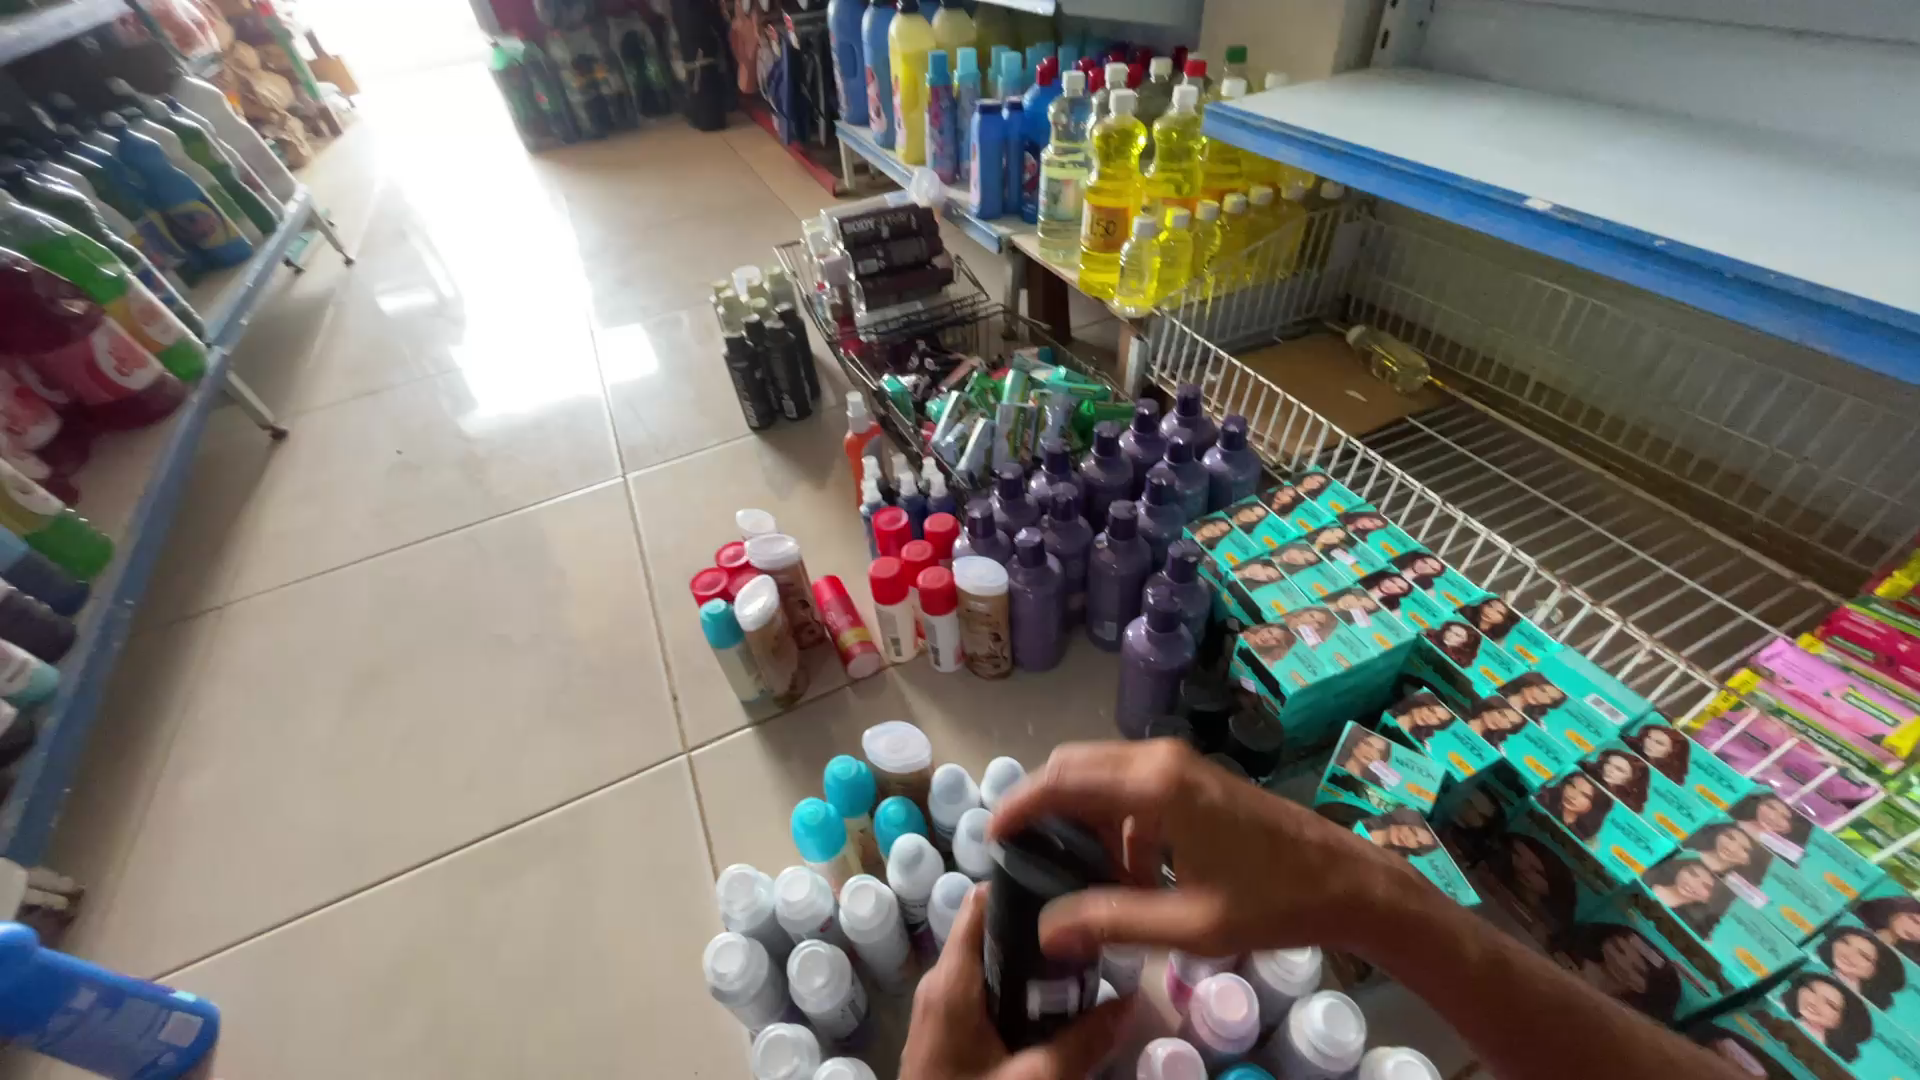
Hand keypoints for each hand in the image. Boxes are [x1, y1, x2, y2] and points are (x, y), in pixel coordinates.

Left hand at [898, 884, 1127, 1078]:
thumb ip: (1083, 1042)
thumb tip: (1129, 1001)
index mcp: (952, 979)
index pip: (979, 901)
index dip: (1019, 887)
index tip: (1063, 886)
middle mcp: (939, 981)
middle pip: (986, 929)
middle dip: (1032, 926)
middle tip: (1083, 929)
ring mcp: (938, 1005)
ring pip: (984, 959)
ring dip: (1024, 958)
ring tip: (1075, 959)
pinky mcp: (943, 1027)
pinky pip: (978, 987)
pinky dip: (1010, 984)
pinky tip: (1048, 1000)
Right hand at [990, 739, 1431, 960]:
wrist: (1346, 879)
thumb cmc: (1270, 900)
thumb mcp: (1188, 924)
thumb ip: (1111, 921)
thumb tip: (1046, 930)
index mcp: (1154, 785)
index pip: (1062, 780)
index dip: (1020, 804)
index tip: (991, 836)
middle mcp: (1157, 758)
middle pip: (1074, 766)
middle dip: (1043, 806)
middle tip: (1024, 855)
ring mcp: (1175, 762)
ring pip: (1100, 774)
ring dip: (1082, 817)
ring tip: (1080, 875)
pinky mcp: (1187, 774)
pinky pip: (1128, 786)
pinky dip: (1113, 820)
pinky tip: (1129, 872)